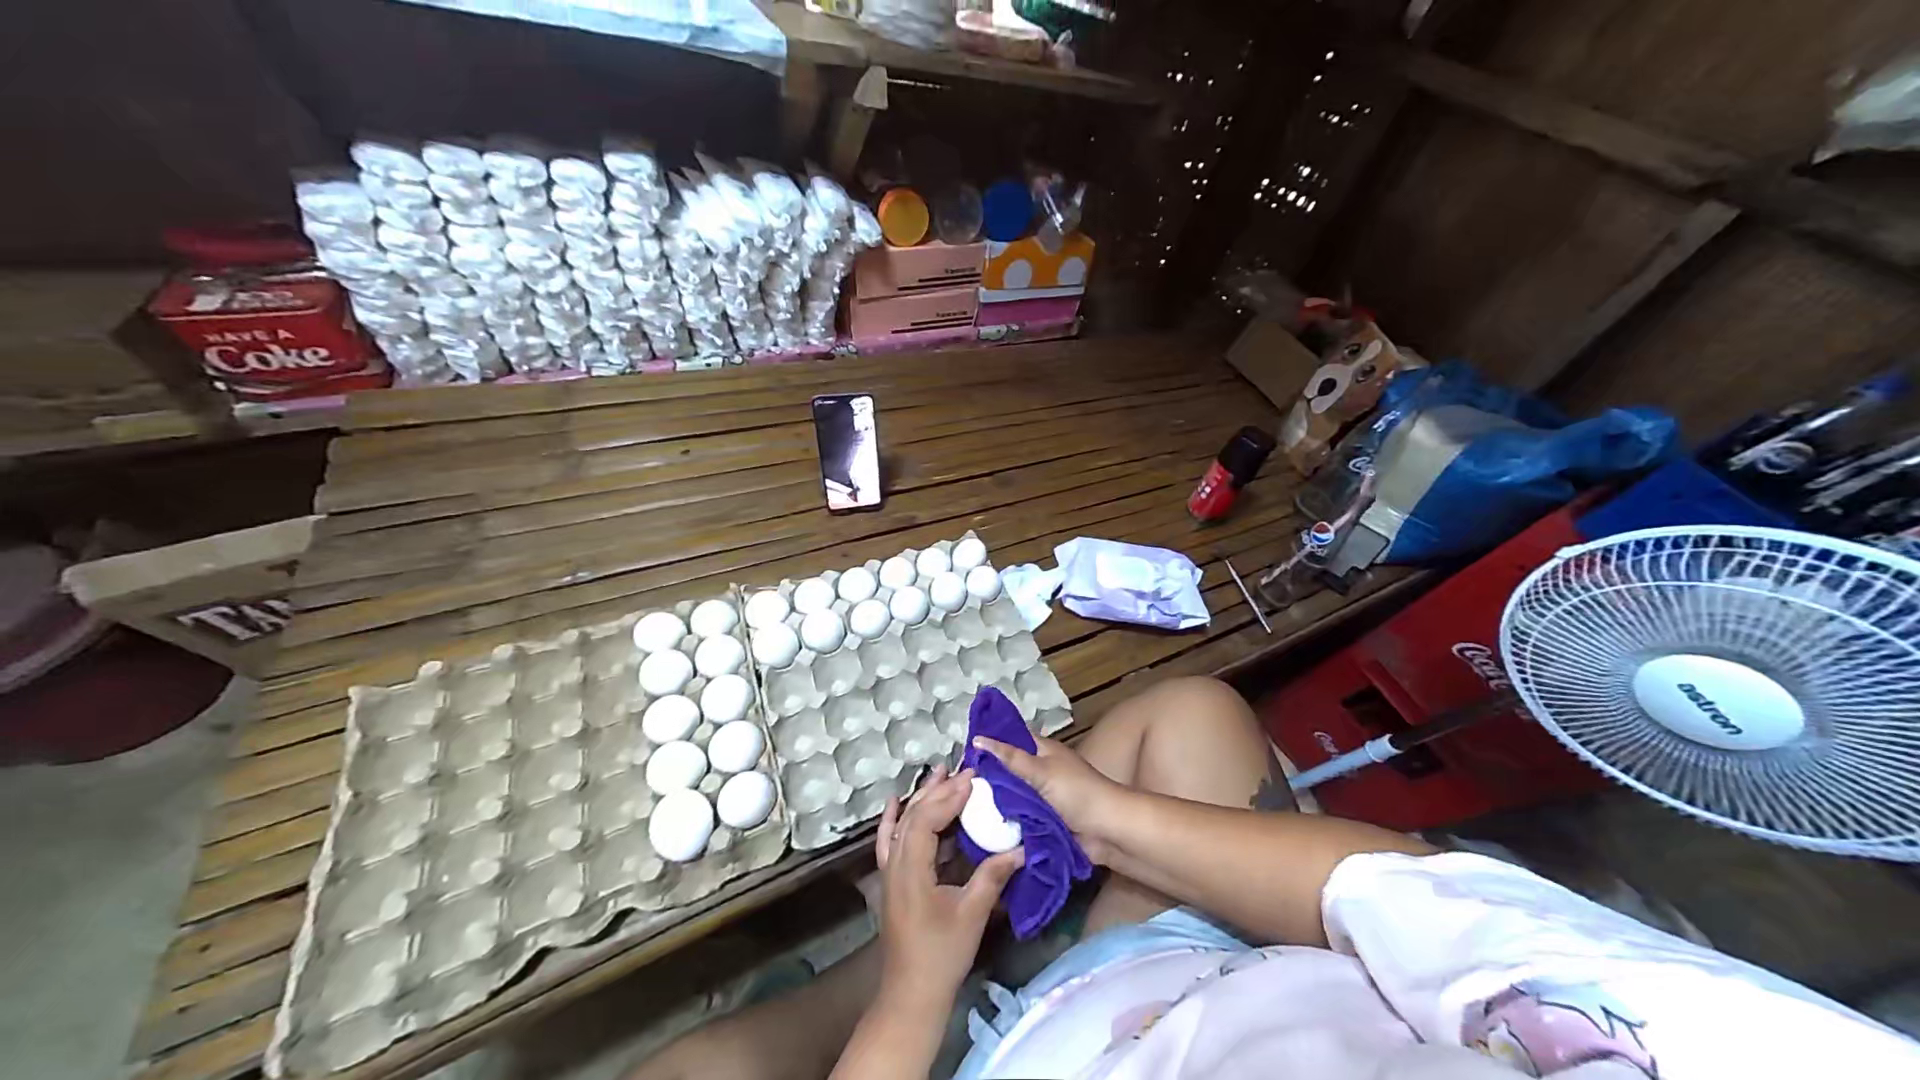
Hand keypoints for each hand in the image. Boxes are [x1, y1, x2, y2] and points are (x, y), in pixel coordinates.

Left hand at [873, 767, 1022, 1008]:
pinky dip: (893, 819)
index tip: (972, 779)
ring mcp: (890, 873)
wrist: (911, 993)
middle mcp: (895, 864)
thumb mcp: (972, 914)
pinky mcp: (892, 881)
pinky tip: (895, 803)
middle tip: (963, 771)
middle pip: (913, 816)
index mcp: (911, 869)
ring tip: (940, 774)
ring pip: (902, 824)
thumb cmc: (941, 955)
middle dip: (938, 791)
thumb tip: (1020, 848)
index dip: (948, 797)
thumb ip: (992, 877)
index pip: (926, 820)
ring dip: (921, 799)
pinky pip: (889, 841)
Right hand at [970, 736, 1126, 860]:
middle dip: (987, 776)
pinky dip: (1004, 819)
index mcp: (1042, 750)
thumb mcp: (1040, 770)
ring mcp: (1041, 797)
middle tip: (956, 783)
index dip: (989, 743)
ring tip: (961, 804)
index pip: (1010, 740)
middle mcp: (1041, 770)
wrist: (1107, 831)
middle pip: (1008, 769)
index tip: (963, 752)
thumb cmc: (1076, 792)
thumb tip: (977, 738)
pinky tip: (981, 824)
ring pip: (1011, 795)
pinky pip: (1018, 816)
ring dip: (994, 800)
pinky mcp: (1042, 820)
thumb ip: (1009, 757)